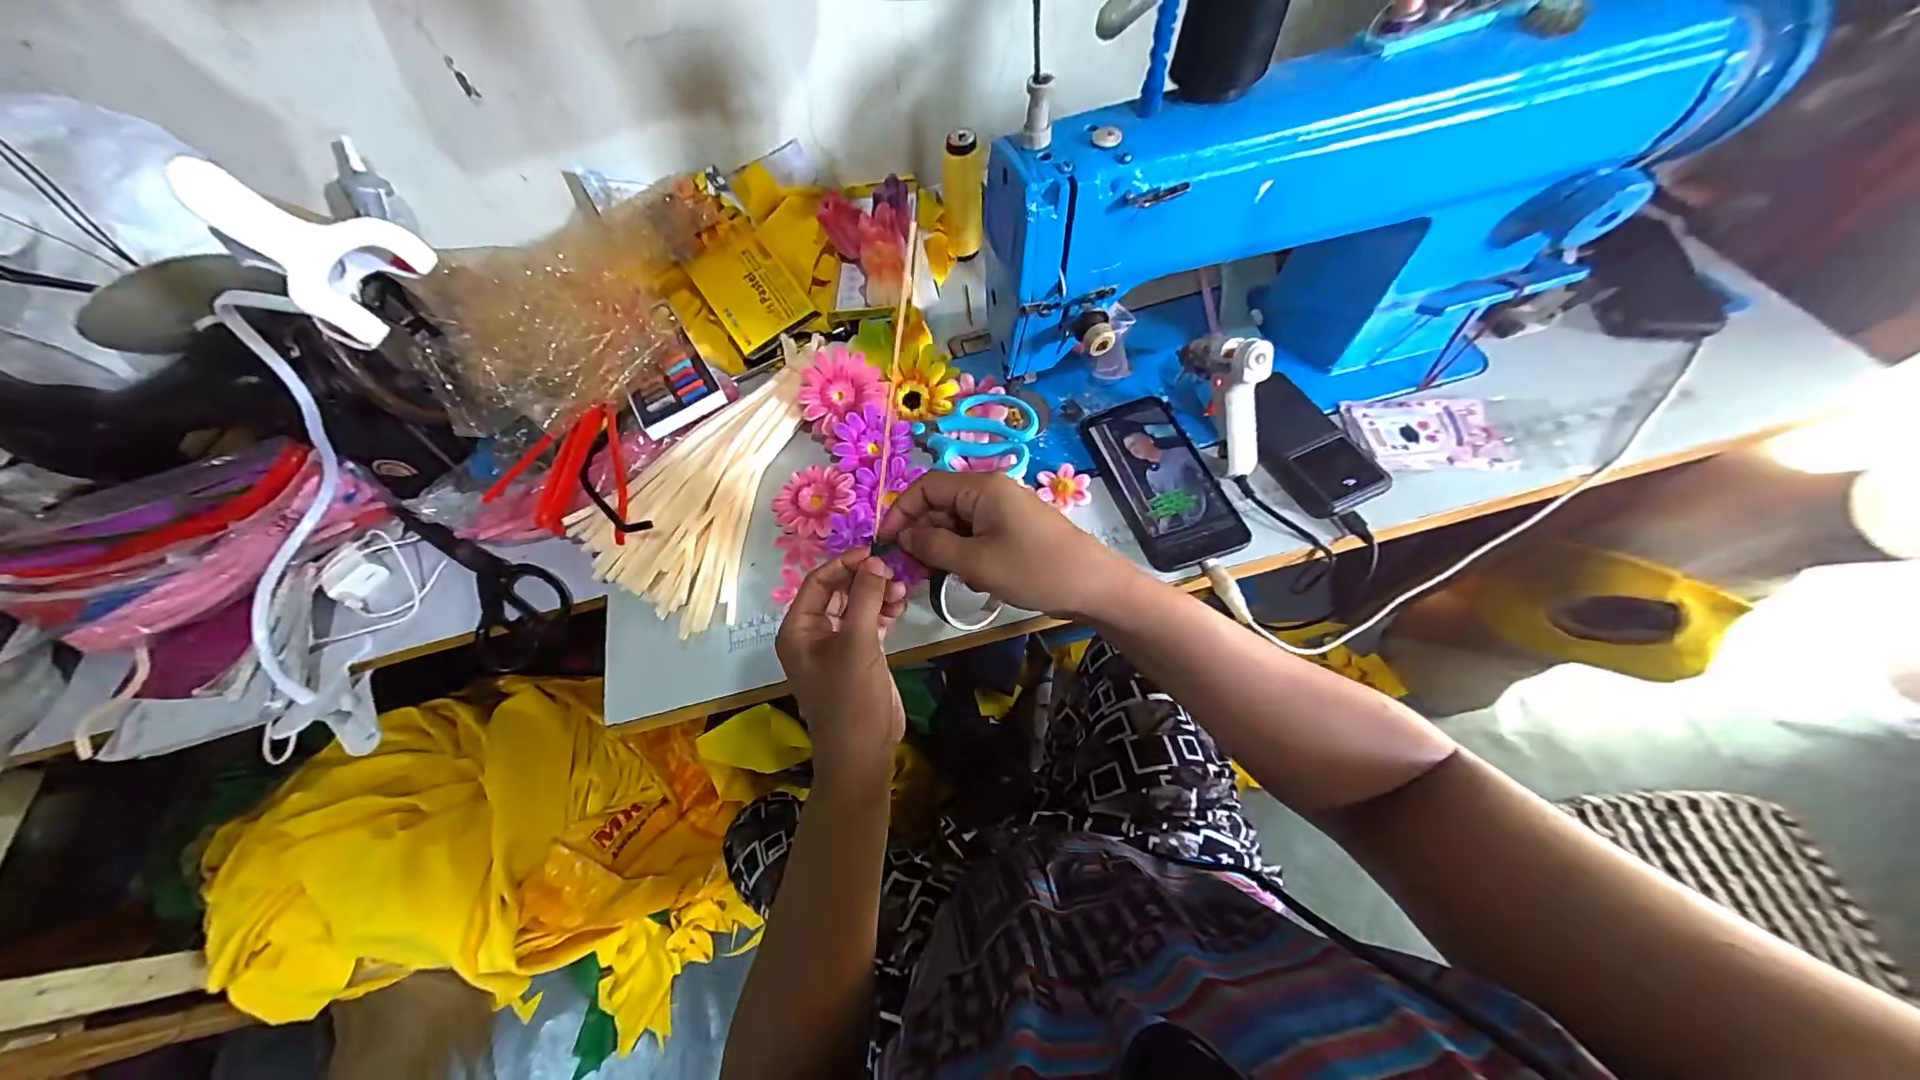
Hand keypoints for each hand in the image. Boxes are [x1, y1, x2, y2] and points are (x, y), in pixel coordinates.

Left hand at [775, 549, 909, 792]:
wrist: (862, 752)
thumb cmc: (850, 698)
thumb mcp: (857, 644)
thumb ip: (864, 598)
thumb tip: (875, 562)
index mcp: (798, 629)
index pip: (818, 582)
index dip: (845, 564)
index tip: (875, 553)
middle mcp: (813, 634)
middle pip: (838, 592)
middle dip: (865, 580)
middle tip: (894, 574)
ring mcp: (837, 647)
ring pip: (856, 606)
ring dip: (877, 595)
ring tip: (902, 592)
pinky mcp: (859, 657)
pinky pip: (869, 623)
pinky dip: (883, 612)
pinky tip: (900, 606)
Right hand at [877, 471, 1137, 618]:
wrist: (1093, 586)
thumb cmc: (1033, 569)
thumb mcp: (975, 562)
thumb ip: (933, 546)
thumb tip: (902, 536)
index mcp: (981, 487)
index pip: (926, 487)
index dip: (901, 512)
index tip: (886, 542)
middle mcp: (991, 491)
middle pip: (941, 504)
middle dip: (922, 534)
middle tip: (913, 569)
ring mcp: (1004, 510)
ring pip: (957, 523)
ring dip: (944, 548)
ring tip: (945, 576)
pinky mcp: (1014, 529)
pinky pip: (976, 534)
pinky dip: (965, 553)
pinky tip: (971, 577)